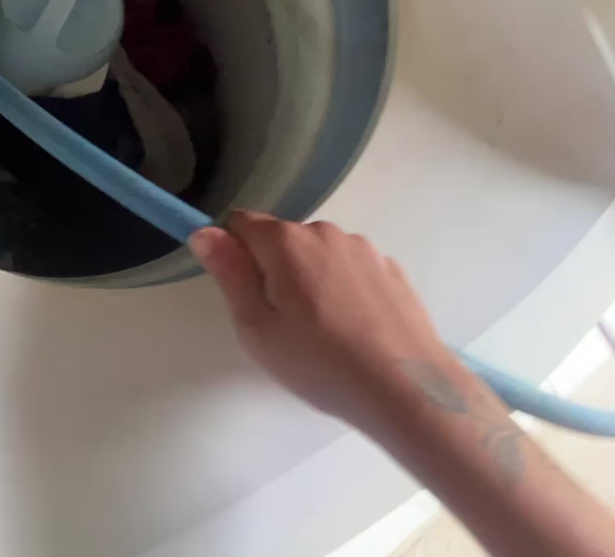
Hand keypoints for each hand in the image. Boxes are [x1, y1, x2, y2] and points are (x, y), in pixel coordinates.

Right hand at [191, 211, 498, 440]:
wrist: (410, 392)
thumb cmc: (320, 363)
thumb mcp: (256, 328)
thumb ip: (229, 273)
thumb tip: (205, 232)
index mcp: (284, 241)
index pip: (240, 222)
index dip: (234, 252)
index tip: (244, 291)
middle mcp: (323, 231)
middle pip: (281, 239)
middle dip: (274, 269)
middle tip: (283, 323)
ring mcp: (363, 248)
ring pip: (318, 254)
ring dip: (312, 278)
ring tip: (325, 332)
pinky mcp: (392, 269)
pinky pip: (352, 268)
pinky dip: (346, 288)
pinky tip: (357, 330)